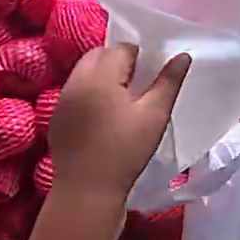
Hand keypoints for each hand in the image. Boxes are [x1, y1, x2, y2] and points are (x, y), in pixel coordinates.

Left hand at [44, 43, 189, 210]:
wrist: (87, 190)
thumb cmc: (125, 150)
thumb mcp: (154, 115)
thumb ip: (168, 81)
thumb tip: (182, 56)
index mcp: (99, 77)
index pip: (121, 49)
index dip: (140, 57)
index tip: (151, 76)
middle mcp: (76, 82)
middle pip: (98, 55)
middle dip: (119, 61)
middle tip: (138, 85)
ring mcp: (62, 100)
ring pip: (85, 72)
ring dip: (104, 76)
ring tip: (123, 100)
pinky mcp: (58, 118)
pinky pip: (76, 92)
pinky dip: (91, 93)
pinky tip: (105, 118)